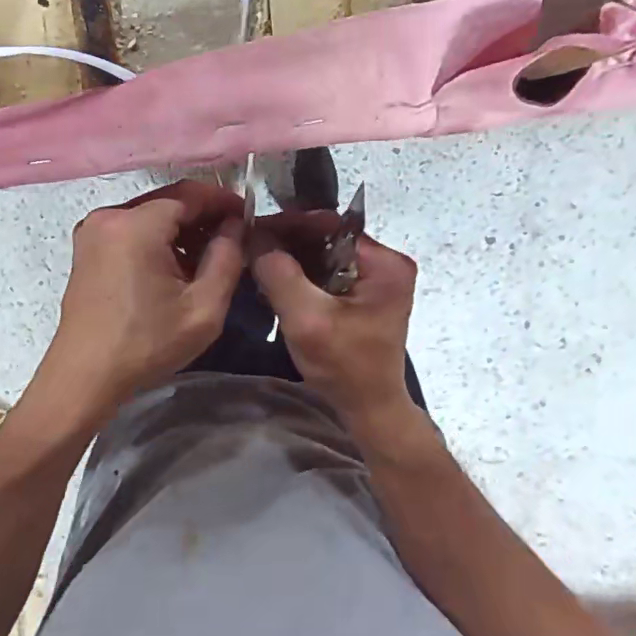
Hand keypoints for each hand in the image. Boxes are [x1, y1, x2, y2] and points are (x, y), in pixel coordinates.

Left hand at [29, 181, 244, 426]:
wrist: (85, 376)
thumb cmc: (146, 344)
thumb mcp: (204, 307)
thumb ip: (227, 257)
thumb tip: (235, 225)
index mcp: (136, 224)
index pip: (190, 195)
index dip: (223, 202)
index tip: (250, 217)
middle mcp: (109, 216)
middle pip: (168, 202)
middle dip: (203, 216)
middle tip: (234, 238)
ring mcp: (93, 230)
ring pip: (150, 215)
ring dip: (181, 229)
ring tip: (209, 257)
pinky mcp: (87, 248)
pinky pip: (132, 229)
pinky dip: (157, 239)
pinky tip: (176, 267)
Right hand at [250, 213, 417, 421]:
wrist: (370, 410)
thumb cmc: (345, 367)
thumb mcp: (307, 319)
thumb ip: (279, 274)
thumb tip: (253, 235)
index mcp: (385, 263)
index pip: (330, 225)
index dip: (289, 225)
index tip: (252, 229)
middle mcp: (386, 263)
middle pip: (326, 238)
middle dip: (287, 242)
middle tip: (249, 247)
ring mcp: (376, 279)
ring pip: (323, 254)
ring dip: (291, 259)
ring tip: (256, 261)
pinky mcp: (364, 295)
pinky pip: (326, 273)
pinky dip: (301, 275)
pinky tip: (274, 280)